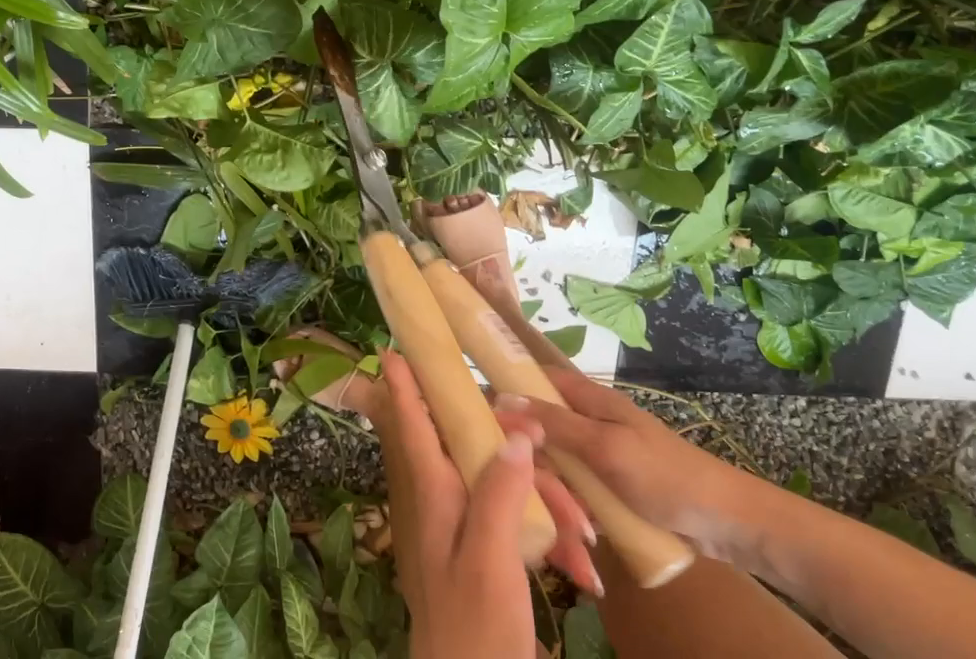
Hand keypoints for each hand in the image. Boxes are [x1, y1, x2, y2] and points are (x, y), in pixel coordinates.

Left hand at [382, 351, 584, 657]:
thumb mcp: (488, 558)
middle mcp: (445, 503)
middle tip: (569, 505)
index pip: (414, 428)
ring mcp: (466, 528)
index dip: (404, 388)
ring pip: (510, 490)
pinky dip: (552, 541)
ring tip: (584, 551)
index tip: (391, 350)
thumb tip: (516, 433)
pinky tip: (580, 572)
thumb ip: (497, 492)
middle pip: (481, 455)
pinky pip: (521, 526)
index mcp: (435, 496)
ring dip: (552, 514)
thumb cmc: (474, 626)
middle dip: (530, 469)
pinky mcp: (488, 552)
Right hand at [493, 367, 776, 566]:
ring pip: (554, 459)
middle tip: (505, 471)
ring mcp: (600, 455)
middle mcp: (591, 421)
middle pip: (540, 422)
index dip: (505, 387)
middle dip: (523, 446)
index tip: (473, 410)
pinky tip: (558, 520)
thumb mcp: (604, 447)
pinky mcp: (609, 486)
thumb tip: (500, 398)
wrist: (729, 523)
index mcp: (591, 400)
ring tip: (536, 503)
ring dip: (545, 480)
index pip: (535, 378)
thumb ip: (554, 423)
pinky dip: (564, 500)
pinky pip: (573, 486)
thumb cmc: (666, 476)